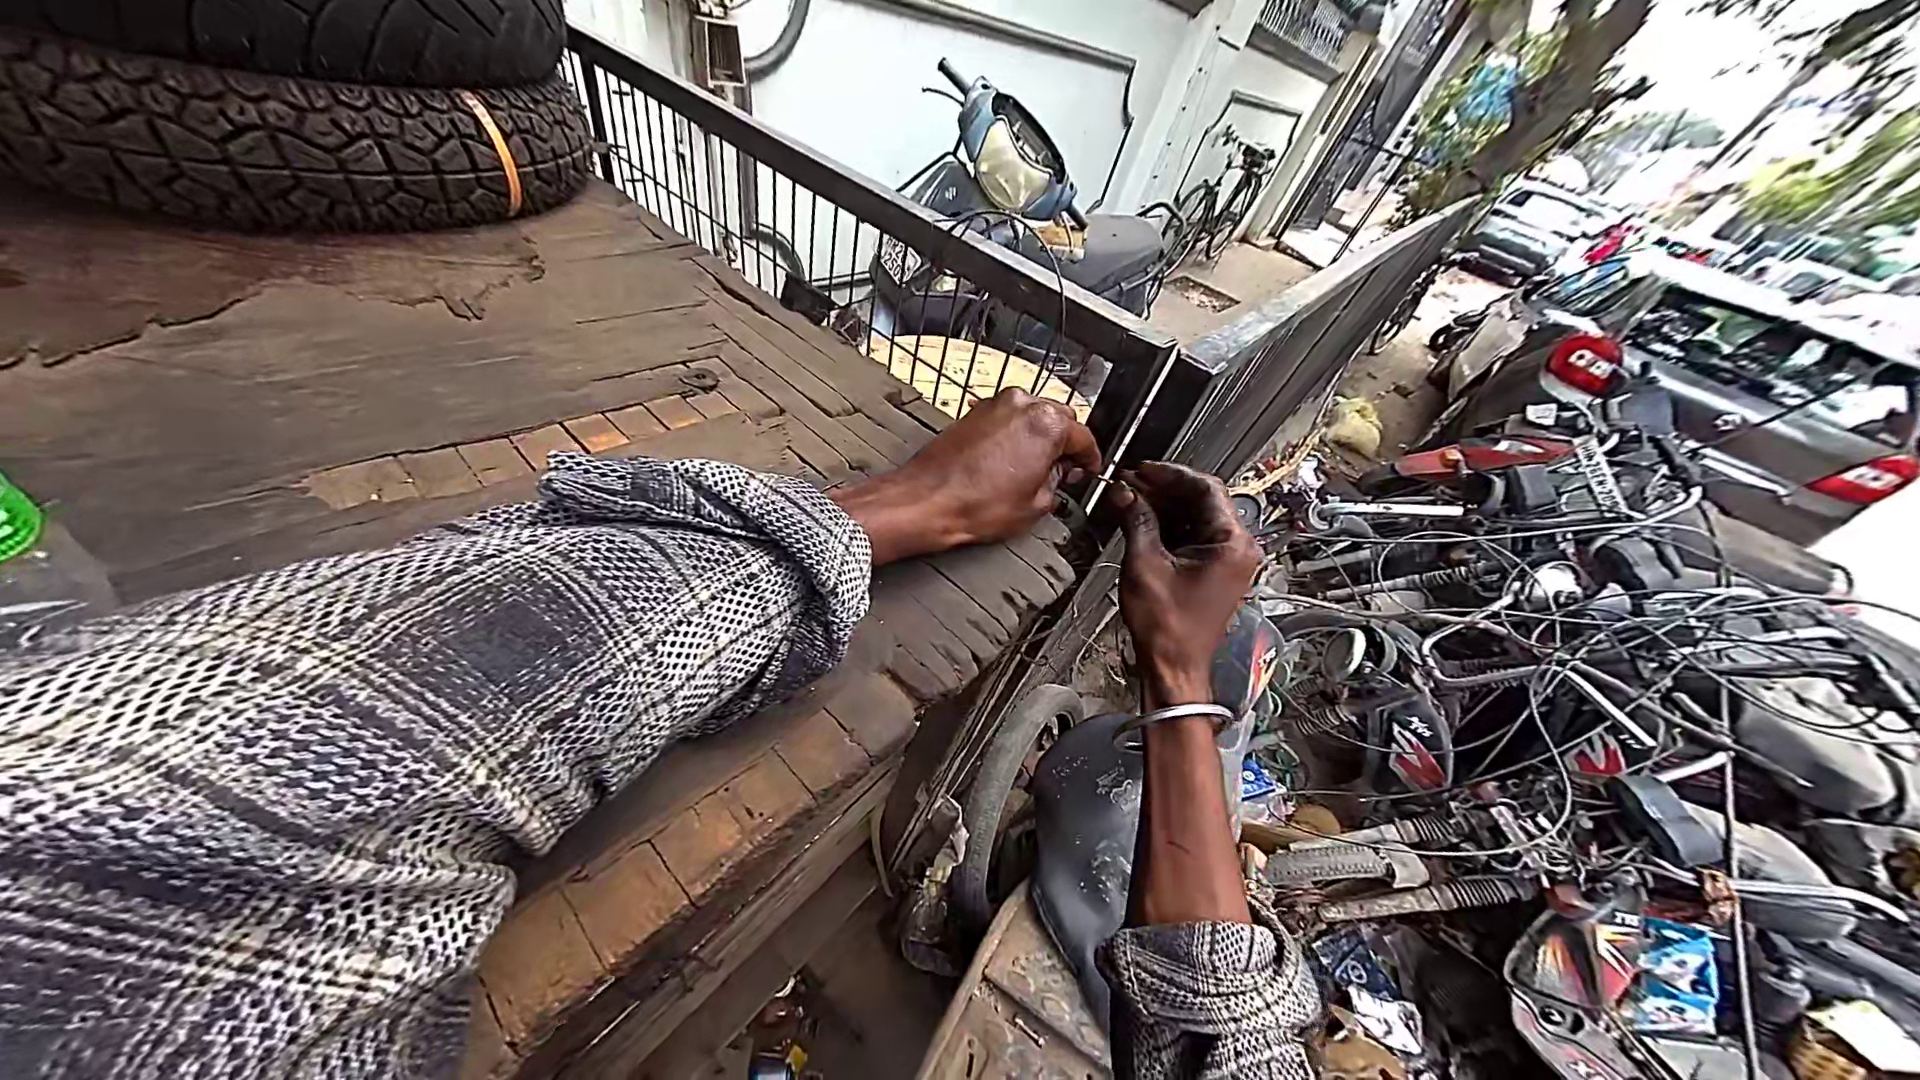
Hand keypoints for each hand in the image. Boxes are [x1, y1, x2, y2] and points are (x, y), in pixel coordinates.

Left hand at [831, 388, 1099, 565]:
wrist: (926, 502)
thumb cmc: (973, 503)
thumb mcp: (1036, 505)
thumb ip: (1057, 483)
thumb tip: (1057, 476)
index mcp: (1046, 423)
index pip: (1084, 437)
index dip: (1090, 459)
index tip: (1088, 470)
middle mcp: (1021, 404)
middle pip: (1060, 419)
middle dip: (1065, 445)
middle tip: (1063, 472)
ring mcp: (995, 405)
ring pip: (1032, 415)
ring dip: (1039, 437)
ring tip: (1034, 470)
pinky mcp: (973, 413)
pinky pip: (1007, 419)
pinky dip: (1015, 435)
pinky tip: (1010, 462)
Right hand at [1115, 462, 1260, 707]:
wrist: (1173, 665)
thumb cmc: (1168, 628)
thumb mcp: (1144, 564)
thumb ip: (1136, 520)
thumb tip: (1125, 493)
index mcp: (1232, 544)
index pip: (1205, 488)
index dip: (1169, 473)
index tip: (1142, 469)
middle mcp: (1237, 549)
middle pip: (1201, 500)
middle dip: (1163, 489)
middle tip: (1130, 483)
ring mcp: (1227, 561)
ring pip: (1195, 516)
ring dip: (1163, 506)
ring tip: (1130, 500)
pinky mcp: (1213, 570)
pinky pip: (1192, 535)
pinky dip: (1167, 525)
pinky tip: (1141, 520)